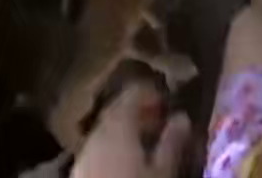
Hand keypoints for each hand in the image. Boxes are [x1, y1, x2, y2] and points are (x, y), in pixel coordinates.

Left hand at [72, 82, 192, 177]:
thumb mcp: (163, 174)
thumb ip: (172, 143)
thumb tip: (182, 117)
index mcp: (118, 123)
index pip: (134, 92)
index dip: (153, 93)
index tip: (170, 102)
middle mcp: (97, 131)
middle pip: (118, 111)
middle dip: (140, 114)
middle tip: (162, 124)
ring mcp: (84, 154)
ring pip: (108, 131)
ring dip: (128, 134)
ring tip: (149, 148)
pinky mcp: (78, 175)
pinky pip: (99, 151)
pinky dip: (115, 151)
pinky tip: (129, 166)